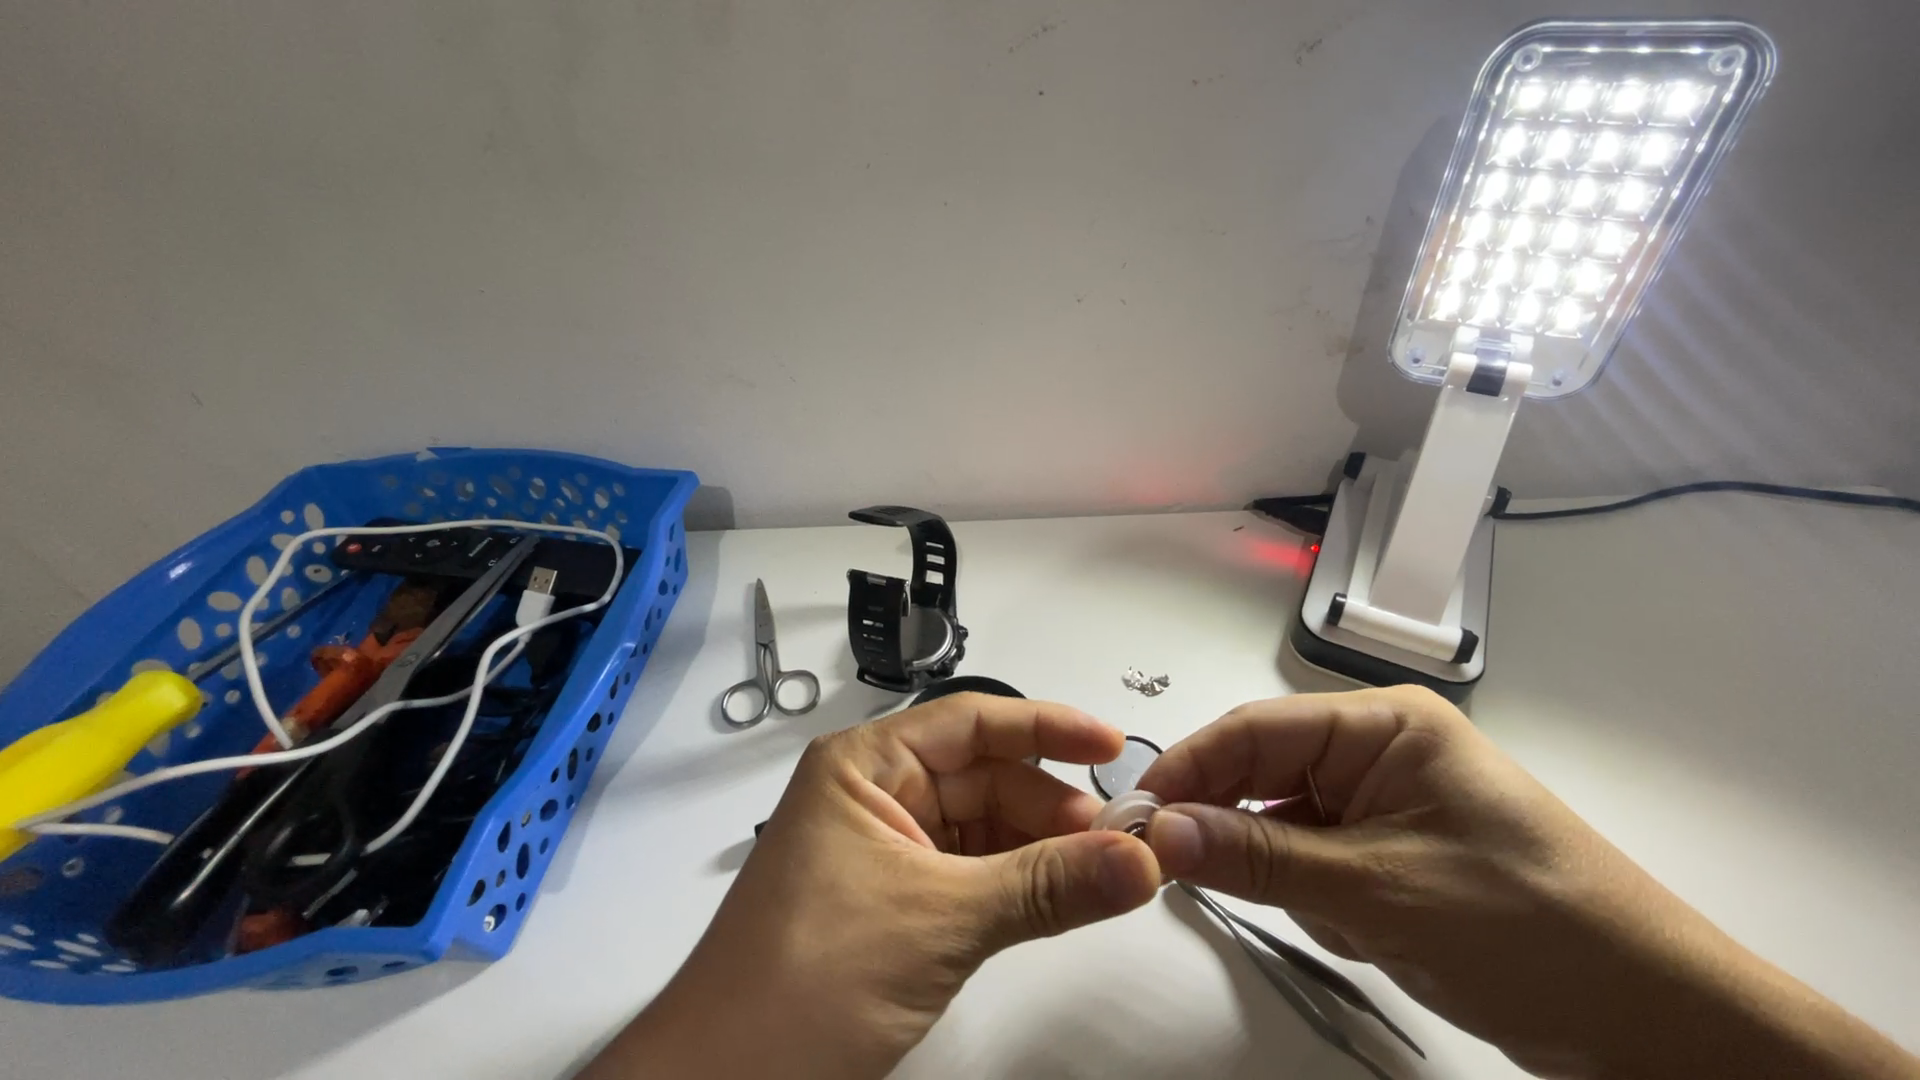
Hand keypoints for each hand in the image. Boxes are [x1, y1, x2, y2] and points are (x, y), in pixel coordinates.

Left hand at [584, 694, 1160, 1079]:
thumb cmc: (808, 980)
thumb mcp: (941, 920)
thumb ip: (1046, 885)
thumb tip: (1140, 860)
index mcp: (864, 765)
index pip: (971, 723)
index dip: (1046, 728)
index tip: (1111, 746)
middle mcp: (875, 793)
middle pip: (985, 776)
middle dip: (1052, 804)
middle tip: (1121, 837)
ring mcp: (885, 846)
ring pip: (983, 826)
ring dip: (1040, 847)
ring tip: (1102, 871)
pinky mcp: (895, 897)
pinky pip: (971, 870)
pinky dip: (1017, 881)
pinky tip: (1061, 894)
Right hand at [1137, 685, 1919, 1079]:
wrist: (1660, 1025)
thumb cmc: (1534, 930)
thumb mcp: (1377, 890)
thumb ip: (1258, 856)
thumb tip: (1160, 831)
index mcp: (1382, 725)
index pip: (1253, 731)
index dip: (1186, 770)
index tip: (1132, 816)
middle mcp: (1378, 751)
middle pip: (1262, 774)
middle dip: (1235, 829)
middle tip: (1189, 873)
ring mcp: (1385, 803)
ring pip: (1281, 823)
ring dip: (1285, 873)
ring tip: (1341, 917)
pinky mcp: (1392, 851)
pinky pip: (1314, 859)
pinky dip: (1317, 897)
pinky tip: (1364, 930)